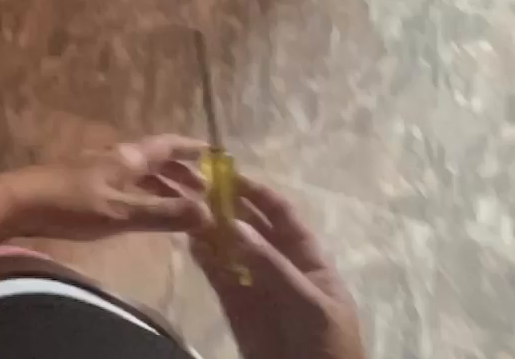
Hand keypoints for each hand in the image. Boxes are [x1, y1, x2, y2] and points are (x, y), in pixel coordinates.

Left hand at [0, 134, 210, 241]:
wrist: (20, 201)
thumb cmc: (70, 205)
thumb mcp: (120, 213)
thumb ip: (162, 213)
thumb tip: (209, 212)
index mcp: (125, 157)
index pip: (165, 146)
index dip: (190, 148)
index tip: (216, 151)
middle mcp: (113, 155)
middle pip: (154, 158)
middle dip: (181, 170)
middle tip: (208, 189)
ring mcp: (97, 166)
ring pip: (139, 171)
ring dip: (163, 183)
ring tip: (184, 203)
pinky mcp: (84, 182)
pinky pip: (125, 182)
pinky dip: (144, 192)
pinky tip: (144, 209)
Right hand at [172, 168, 366, 358]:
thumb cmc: (328, 349)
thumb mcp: (310, 305)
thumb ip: (271, 264)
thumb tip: (231, 221)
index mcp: (308, 260)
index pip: (282, 215)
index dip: (258, 193)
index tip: (228, 174)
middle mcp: (279, 264)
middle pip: (251, 225)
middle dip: (227, 205)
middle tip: (196, 186)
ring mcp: (256, 284)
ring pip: (230, 246)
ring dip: (210, 227)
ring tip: (187, 209)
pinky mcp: (235, 303)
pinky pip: (217, 272)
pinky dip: (203, 256)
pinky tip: (190, 241)